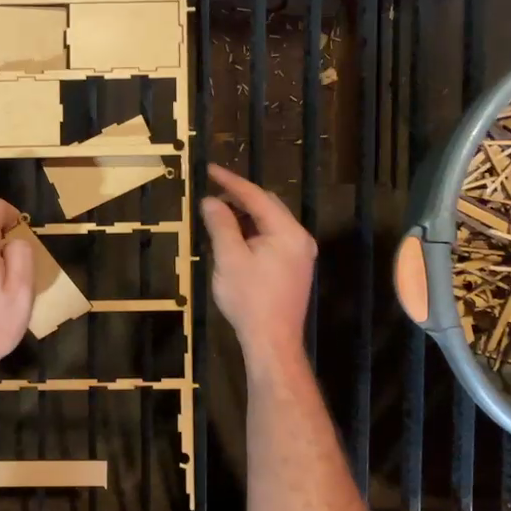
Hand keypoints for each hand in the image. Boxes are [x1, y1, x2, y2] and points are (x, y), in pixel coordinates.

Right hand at [200, 163, 314, 359]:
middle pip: (268, 207)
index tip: (210, 170)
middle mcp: (300, 238)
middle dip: (239, 198)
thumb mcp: (229, 258)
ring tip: (218, 217)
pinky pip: (272, 239)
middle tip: (212, 195)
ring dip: (244, 217)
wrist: (272, 341)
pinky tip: (233, 239)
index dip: (231, 182)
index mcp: (288, 232)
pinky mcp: (293, 268)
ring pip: (269, 223)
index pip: (257, 196)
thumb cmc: (249, 299)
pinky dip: (252, 233)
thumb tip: (210, 200)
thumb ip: (221, 225)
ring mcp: (300, 254)